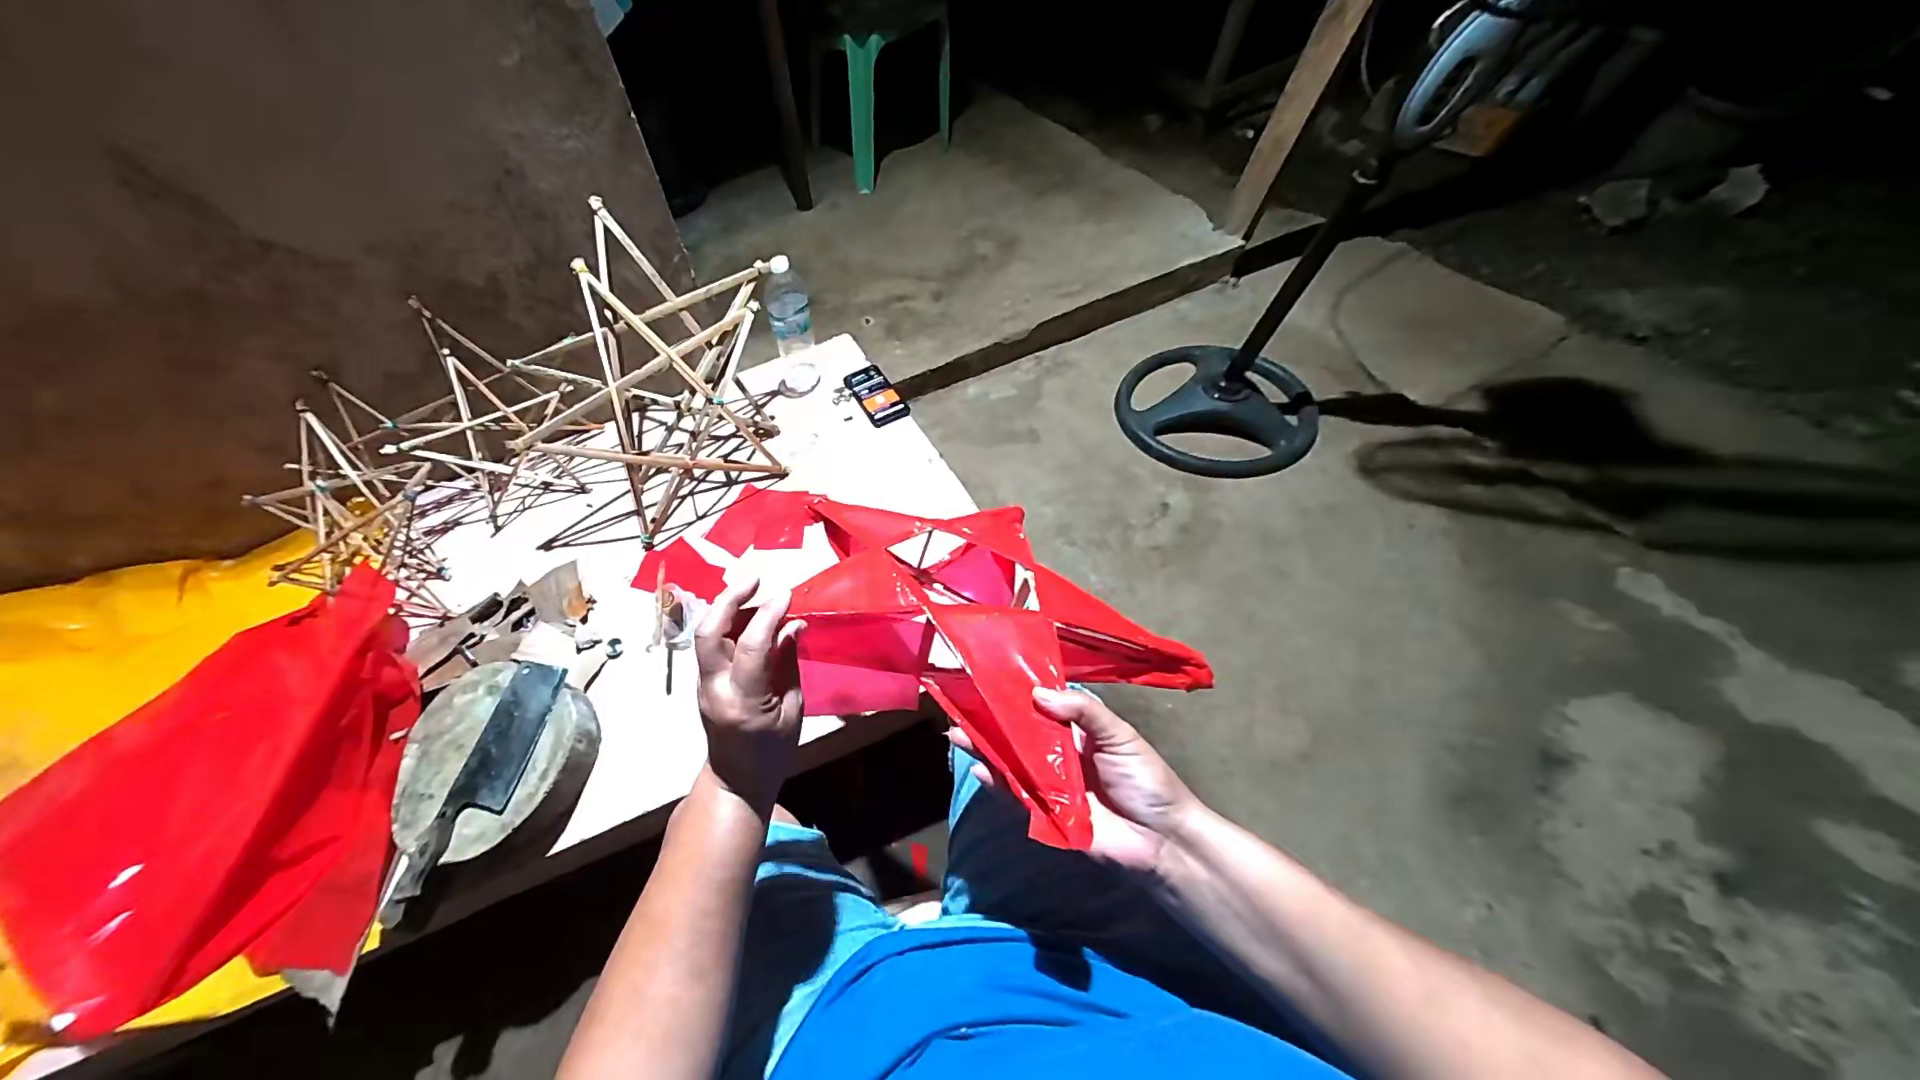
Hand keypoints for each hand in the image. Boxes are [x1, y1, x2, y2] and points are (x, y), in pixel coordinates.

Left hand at [694, 576, 805, 814]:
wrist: (735, 781)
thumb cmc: (772, 752)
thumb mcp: (793, 710)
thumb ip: (788, 664)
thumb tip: (792, 625)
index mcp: (743, 701)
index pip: (751, 646)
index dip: (769, 614)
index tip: (787, 595)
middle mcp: (714, 689)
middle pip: (708, 632)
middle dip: (729, 599)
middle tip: (755, 580)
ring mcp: (703, 685)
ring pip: (705, 634)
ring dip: (729, 608)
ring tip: (758, 596)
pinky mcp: (702, 683)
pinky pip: (712, 644)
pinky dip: (729, 624)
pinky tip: (750, 618)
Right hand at [949, 687, 1203, 873]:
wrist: (1162, 840)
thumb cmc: (1146, 780)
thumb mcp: (1120, 735)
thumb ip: (1083, 711)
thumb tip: (1037, 694)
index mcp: (1077, 731)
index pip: (1042, 708)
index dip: (1019, 695)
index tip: (990, 680)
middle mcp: (1058, 754)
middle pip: (1020, 734)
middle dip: (992, 722)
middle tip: (961, 706)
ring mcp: (1049, 784)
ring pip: (1013, 762)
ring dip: (987, 749)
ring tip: (959, 733)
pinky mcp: (1045, 813)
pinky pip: (1017, 795)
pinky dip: (997, 783)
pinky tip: (980, 768)